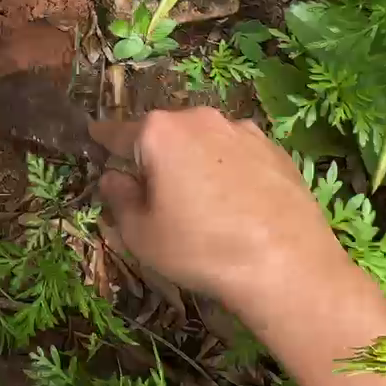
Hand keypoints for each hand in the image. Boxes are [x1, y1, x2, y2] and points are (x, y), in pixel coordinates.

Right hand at [94, 108, 350, 314]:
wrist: (291, 268)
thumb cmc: (203, 250)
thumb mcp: (143, 235)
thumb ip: (118, 199)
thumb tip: (113, 177)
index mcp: (157, 132)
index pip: (116, 132)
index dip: (102, 141)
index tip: (93, 142)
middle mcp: (196, 117)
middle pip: (162, 134)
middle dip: (155, 157)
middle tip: (159, 197)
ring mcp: (238, 128)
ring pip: (201, 140)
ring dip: (194, 160)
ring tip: (206, 204)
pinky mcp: (273, 146)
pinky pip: (236, 151)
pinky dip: (229, 168)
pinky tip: (240, 204)